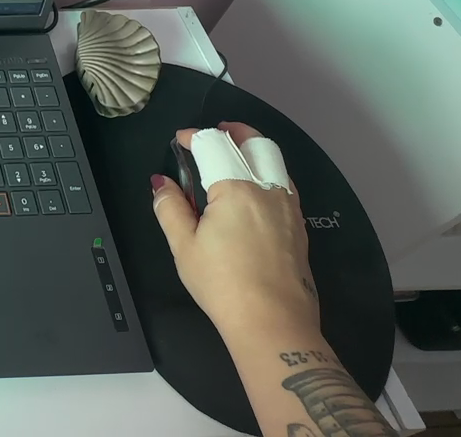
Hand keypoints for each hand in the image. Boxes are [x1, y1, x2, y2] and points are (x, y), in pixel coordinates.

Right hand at [150, 122, 318, 345]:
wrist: (274, 327)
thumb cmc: (224, 285)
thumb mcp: (184, 245)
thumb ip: (170, 207)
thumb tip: (161, 184)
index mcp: (236, 189)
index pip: (213, 146)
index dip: (193, 136)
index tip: (179, 140)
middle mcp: (268, 191)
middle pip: (256, 144)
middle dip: (234, 132)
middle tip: (215, 132)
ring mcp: (289, 210)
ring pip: (276, 163)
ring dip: (254, 150)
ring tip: (234, 154)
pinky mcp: (299, 229)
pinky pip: (284, 184)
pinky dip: (268, 173)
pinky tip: (253, 188)